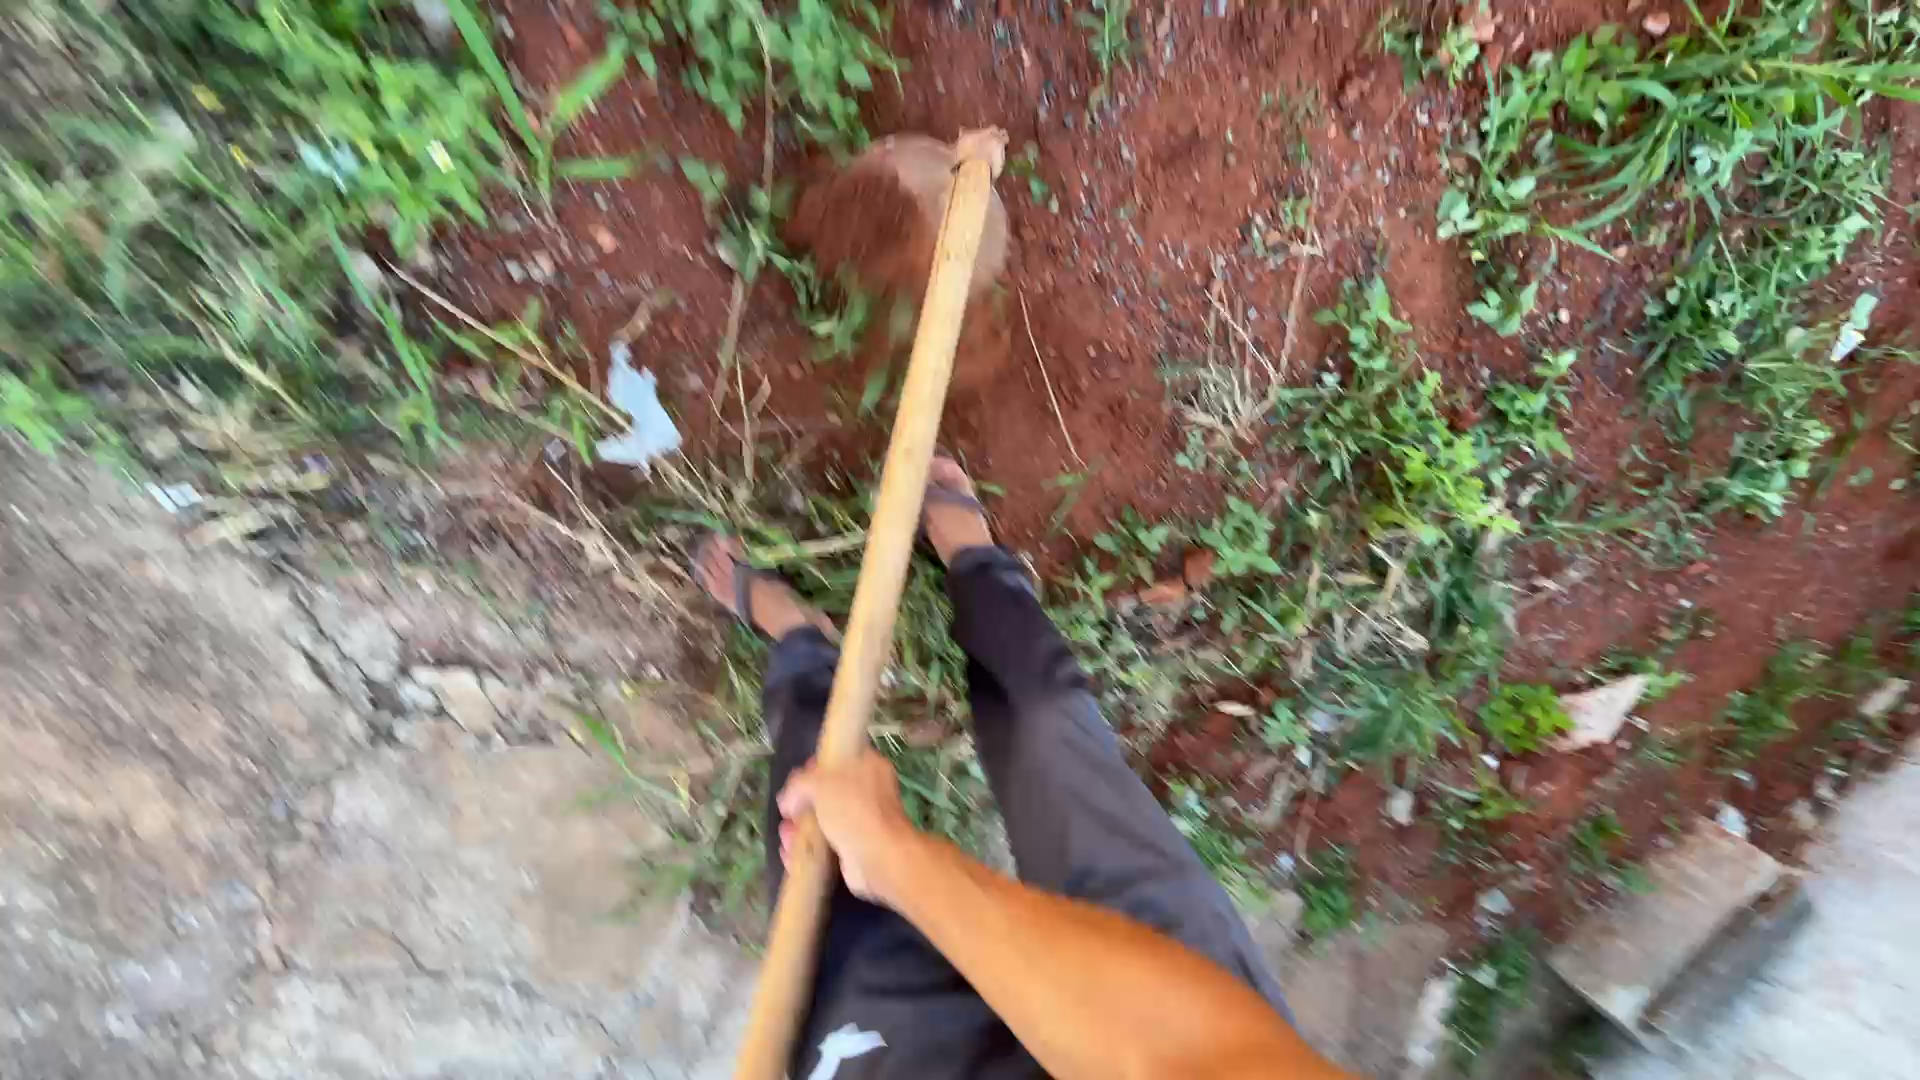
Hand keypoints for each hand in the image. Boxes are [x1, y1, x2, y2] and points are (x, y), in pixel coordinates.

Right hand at [776, 748, 917, 902]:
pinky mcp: (854, 849)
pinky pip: (826, 846)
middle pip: (830, 791)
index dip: (818, 764)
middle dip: (804, 802)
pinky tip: (790, 852)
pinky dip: (807, 849)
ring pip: (826, 821)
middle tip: (788, 809)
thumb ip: (800, 783)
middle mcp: (869, 792)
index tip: (799, 774)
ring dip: (802, 828)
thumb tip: (788, 799)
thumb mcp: (820, 783)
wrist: (877, 856)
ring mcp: (863, 822)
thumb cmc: (853, 808)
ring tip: (786, 833)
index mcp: (869, 766)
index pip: (842, 756)